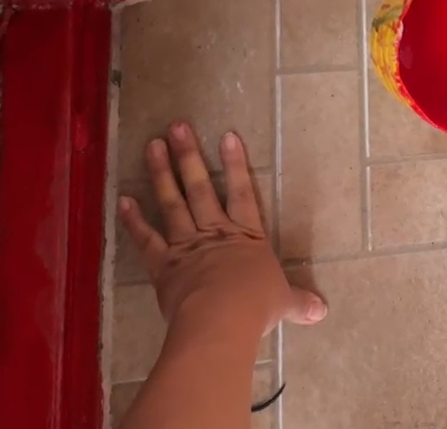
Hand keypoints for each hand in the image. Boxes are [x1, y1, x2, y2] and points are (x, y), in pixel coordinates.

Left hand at [119, 123, 326, 337]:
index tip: (227, 135)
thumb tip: (323, 311)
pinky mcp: (164, 264)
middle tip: (177, 126)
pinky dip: (134, 220)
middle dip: (189, 156)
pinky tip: (123, 200)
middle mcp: (215, 231)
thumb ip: (299, 301)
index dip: (235, 164)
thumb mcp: (283, 301)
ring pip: (173, 203)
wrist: (221, 320)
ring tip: (152, 145)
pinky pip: (147, 239)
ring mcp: (187, 244)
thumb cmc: (256, 306)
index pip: (242, 192)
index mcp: (246, 236)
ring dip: (162, 174)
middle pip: (201, 188)